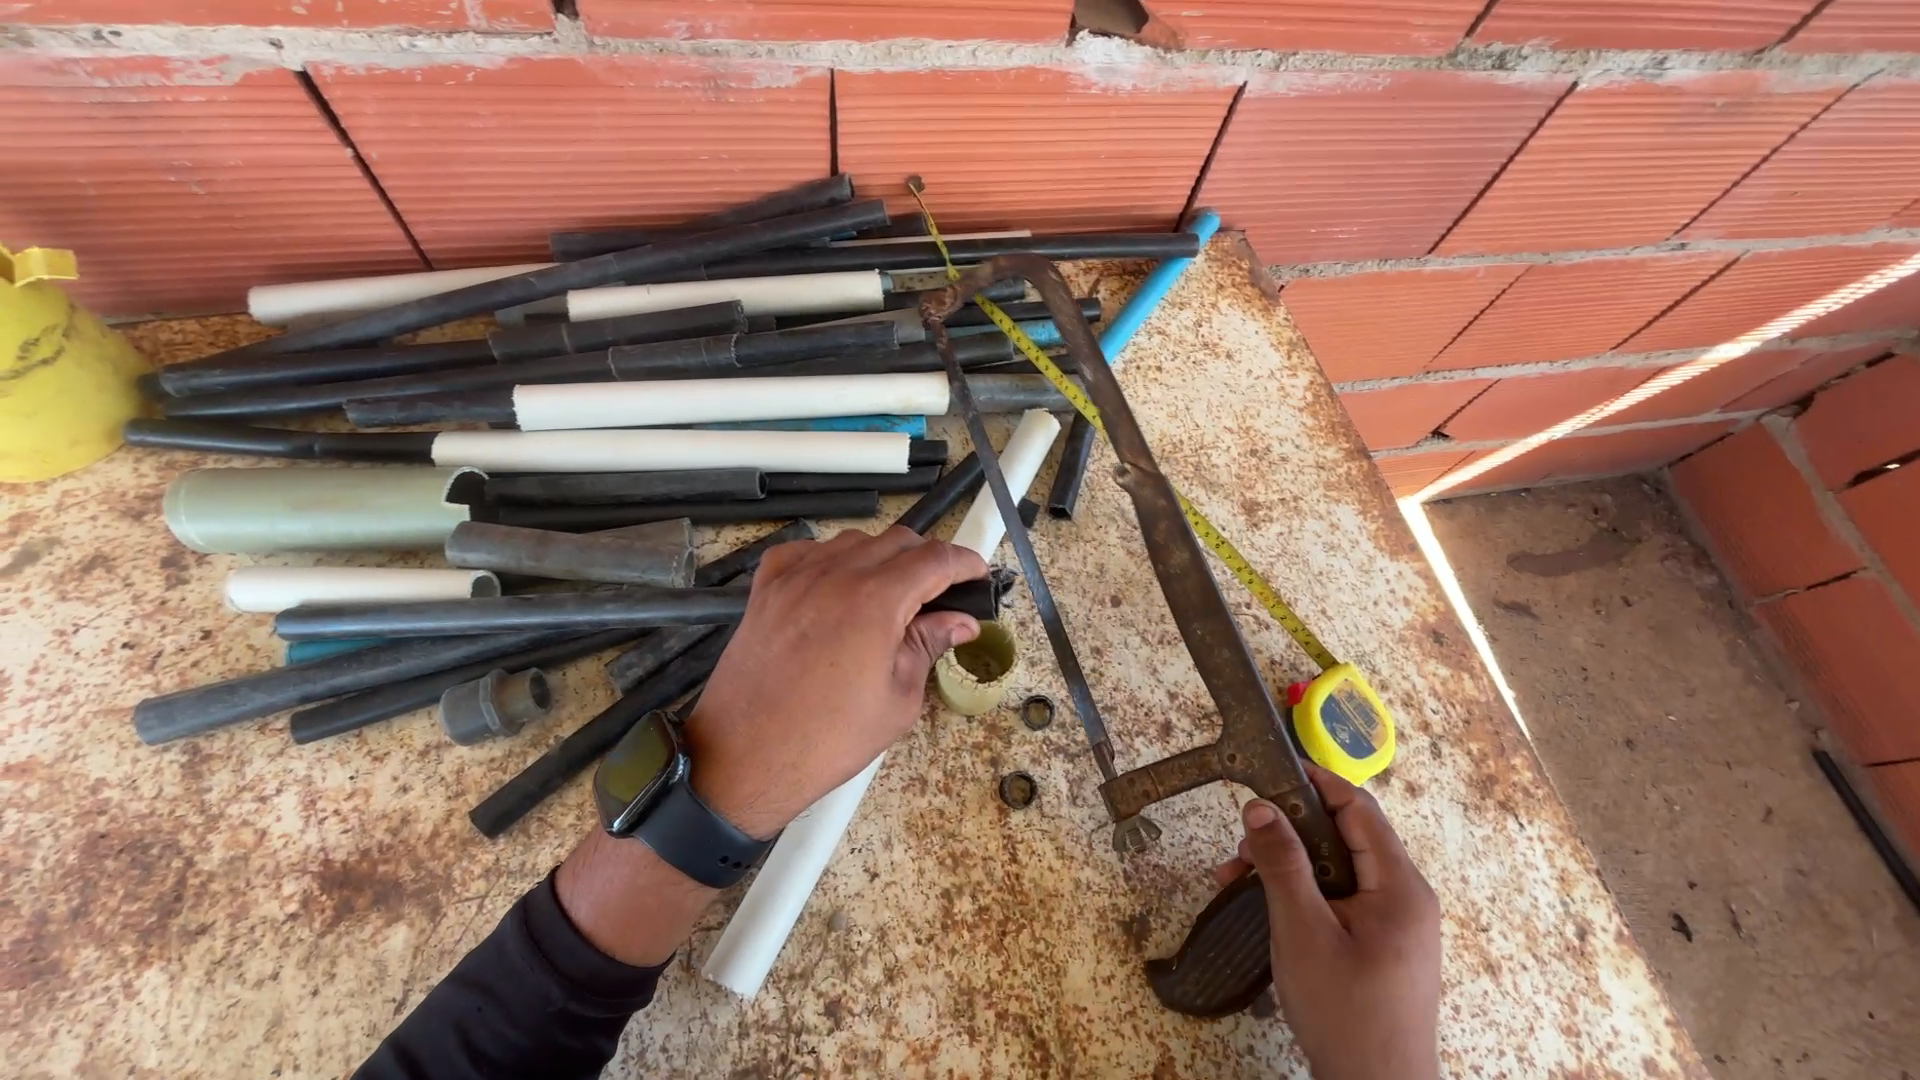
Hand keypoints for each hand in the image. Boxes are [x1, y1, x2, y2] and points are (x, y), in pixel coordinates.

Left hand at [684, 526, 987, 837]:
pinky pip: (810, 552)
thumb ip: (929, 646)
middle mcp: (835, 575)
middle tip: (940, 594)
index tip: (976, 574)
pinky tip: (841, 589)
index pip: (934, 559)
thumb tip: (960, 623)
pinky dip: (835, 561)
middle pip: (898, 541)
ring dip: (883, 559)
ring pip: (855, 541)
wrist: (745, 756)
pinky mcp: (768, 588)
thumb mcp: (898, 698)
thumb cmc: (824, 739)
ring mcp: (796, 577)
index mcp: (875, 601)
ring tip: (892, 596)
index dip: (964, 563)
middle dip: (928, 561)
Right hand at [1216, 766, 1441, 1079]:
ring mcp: (1396, 923)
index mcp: (1399, 886)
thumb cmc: (1344, 1010)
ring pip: (1337, 868)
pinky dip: (1301, 892)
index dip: (1315, 782)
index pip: (1358, 808)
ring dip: (1287, 863)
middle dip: (1288, 830)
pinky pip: (1340, 897)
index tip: (1269, 771)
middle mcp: (1405, 896)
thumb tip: (1260, 806)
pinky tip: (1262, 902)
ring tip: (1236, 875)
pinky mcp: (1381, 944)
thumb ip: (1281, 863)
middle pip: (1344, 836)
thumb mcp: (1303, 930)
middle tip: (1240, 842)